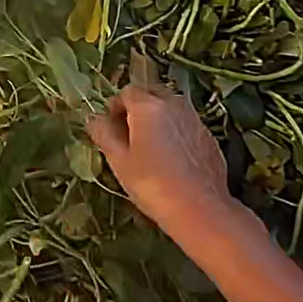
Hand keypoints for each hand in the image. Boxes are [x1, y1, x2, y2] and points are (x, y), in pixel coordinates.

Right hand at [85, 84, 237, 236]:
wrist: (201, 210)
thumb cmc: (153, 184)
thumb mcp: (119, 161)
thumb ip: (104, 133)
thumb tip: (94, 119)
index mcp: (148, 106)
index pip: (127, 92)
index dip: (115, 107)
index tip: (111, 126)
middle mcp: (173, 104)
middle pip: (150, 93)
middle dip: (138, 106)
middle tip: (129, 132)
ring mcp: (193, 118)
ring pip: (170, 107)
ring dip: (157, 116)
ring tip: (150, 144)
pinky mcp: (208, 136)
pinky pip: (185, 123)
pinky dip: (175, 130)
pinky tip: (172, 156)